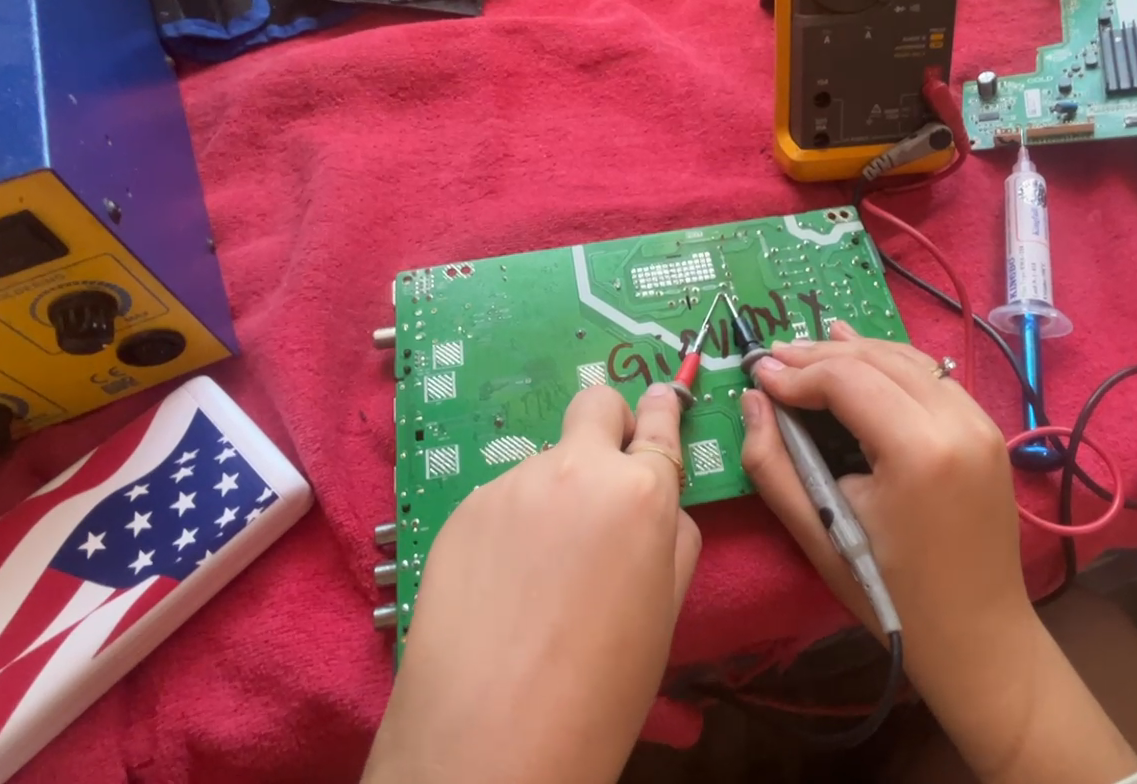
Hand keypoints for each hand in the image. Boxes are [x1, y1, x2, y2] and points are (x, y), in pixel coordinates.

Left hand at [364, 384, 701, 783]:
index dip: (663, 409)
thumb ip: (672, 536)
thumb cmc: (602, 687)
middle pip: (594, 404)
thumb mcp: (666, 610)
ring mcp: (512, 484)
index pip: (658, 423)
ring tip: (541, 572)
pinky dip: (514, 525)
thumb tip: (658, 502)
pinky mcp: (464, 508)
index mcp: (640, 493)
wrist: (490, 739)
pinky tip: (504, 584)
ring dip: (556, 495)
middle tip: (603, 475)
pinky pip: (504, 499)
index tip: (662, 397)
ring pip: (546, 464)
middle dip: (608, 424)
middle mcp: (574, 470)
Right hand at [740, 323, 1136, 783]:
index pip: (848, 380)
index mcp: (919, 452)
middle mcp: (958, 423)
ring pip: (907, 358)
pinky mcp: (988, 429)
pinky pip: (931, 377)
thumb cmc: (889, 593)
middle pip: (877, 359)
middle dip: (819, 354)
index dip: (797, 373)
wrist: (978, 637)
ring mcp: (981, 422)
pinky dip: (889, 363)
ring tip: (805, 352)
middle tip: (774, 357)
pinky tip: (859, 355)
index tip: (758, 374)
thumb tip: (752, 399)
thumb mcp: (816, 534)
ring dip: (854, 351)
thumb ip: (771, 463)